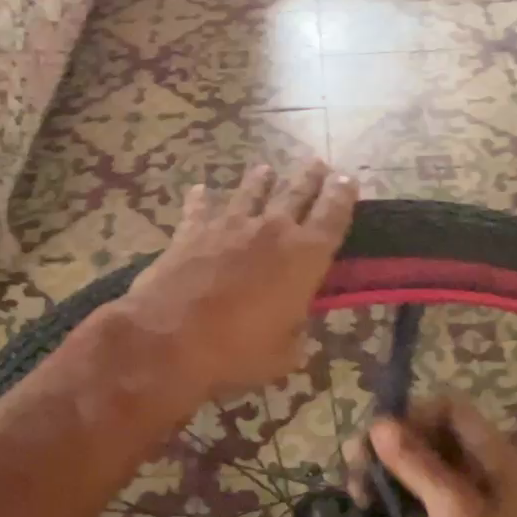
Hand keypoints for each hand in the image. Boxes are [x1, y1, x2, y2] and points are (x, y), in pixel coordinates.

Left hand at [116, 161, 357, 401]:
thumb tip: (298, 327)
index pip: (333, 215)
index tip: (347, 179)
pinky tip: (199, 189)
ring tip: (265, 170)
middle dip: (310, 177)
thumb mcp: (284, 353)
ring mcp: (229, 225)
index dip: (342, 195)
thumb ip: (297, 332)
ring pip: (250, 191)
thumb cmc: (238, 351)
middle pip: (296, 193)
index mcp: (305, 256)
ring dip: (260, 179)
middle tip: (318, 163)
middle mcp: (271, 230)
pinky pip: (199, 208)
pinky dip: (201, 198)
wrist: (169, 338)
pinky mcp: (192, 231)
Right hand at [368, 396, 516, 516]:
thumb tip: (377, 424)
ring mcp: (456, 496)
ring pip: (413, 464)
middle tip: (356, 461)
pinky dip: (387, 494)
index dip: (415, 414)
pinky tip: (365, 506)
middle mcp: (473, 467)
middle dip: (389, 443)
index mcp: (488, 454)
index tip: (383, 435)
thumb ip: (416, 463)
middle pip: (425, 434)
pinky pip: (409, 494)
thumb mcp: (453, 506)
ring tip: (355, 488)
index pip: (449, 409)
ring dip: (382, 469)